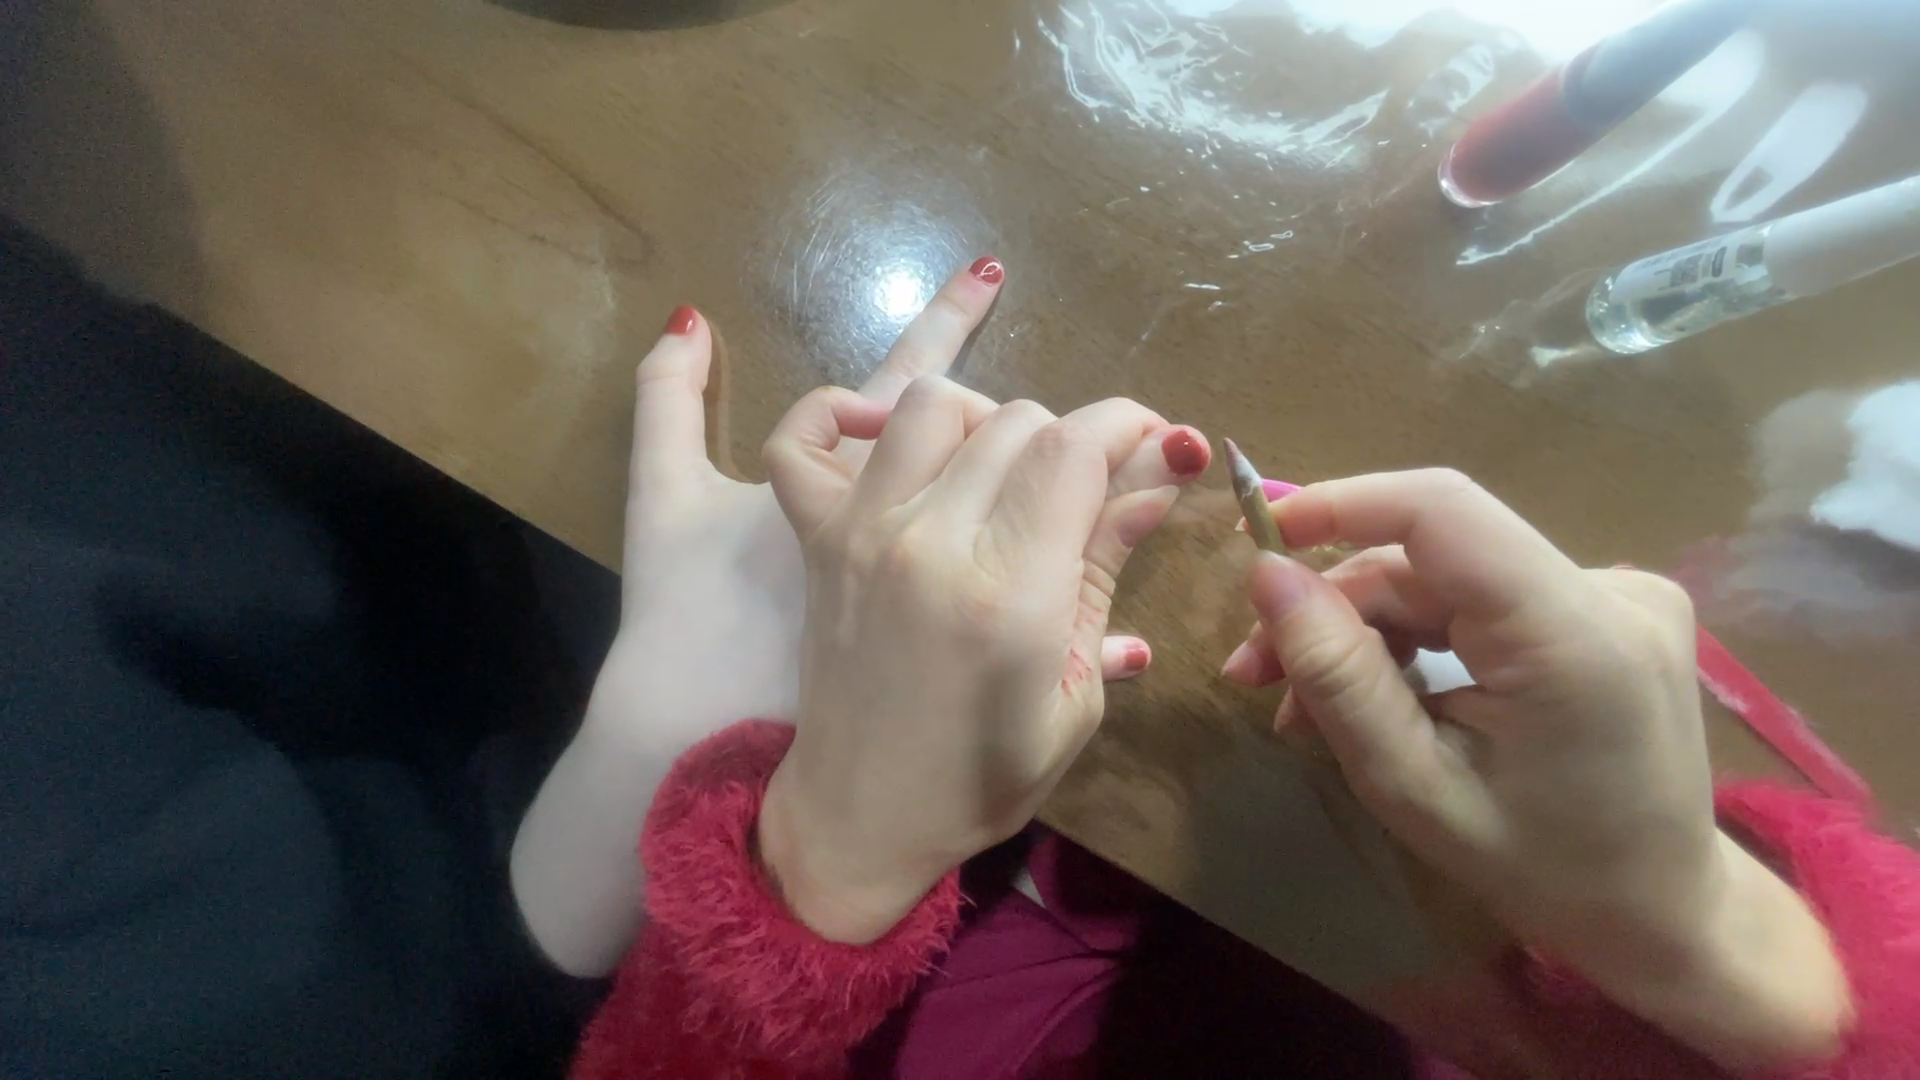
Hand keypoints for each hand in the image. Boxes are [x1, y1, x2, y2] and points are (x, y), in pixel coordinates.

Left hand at [757, 380, 1210, 942]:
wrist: (863, 817)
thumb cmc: (983, 778)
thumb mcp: (1072, 691)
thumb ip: (1106, 566)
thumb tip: (1163, 469)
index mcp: (1007, 592)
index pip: (1073, 449)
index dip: (1127, 427)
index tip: (1152, 443)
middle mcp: (929, 541)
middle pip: (1014, 421)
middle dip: (1071, 439)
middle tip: (1082, 490)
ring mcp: (860, 532)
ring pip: (927, 404)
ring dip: (982, 418)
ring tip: (998, 469)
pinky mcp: (816, 540)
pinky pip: (798, 441)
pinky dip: (834, 413)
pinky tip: (879, 433)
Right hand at [1222, 469, 1848, 1068]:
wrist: (1659, 910)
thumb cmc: (1534, 865)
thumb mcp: (1408, 784)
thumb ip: (1336, 675)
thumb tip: (1266, 573)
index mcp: (1573, 636)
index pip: (1438, 511)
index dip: (1336, 503)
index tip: (1254, 537)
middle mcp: (1602, 589)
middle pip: (1417, 560)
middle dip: (1323, 608)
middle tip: (1252, 672)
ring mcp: (1606, 592)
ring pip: (1427, 581)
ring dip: (1352, 633)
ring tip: (1299, 706)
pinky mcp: (1589, 604)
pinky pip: (1458, 599)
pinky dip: (1398, 639)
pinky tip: (1365, 692)